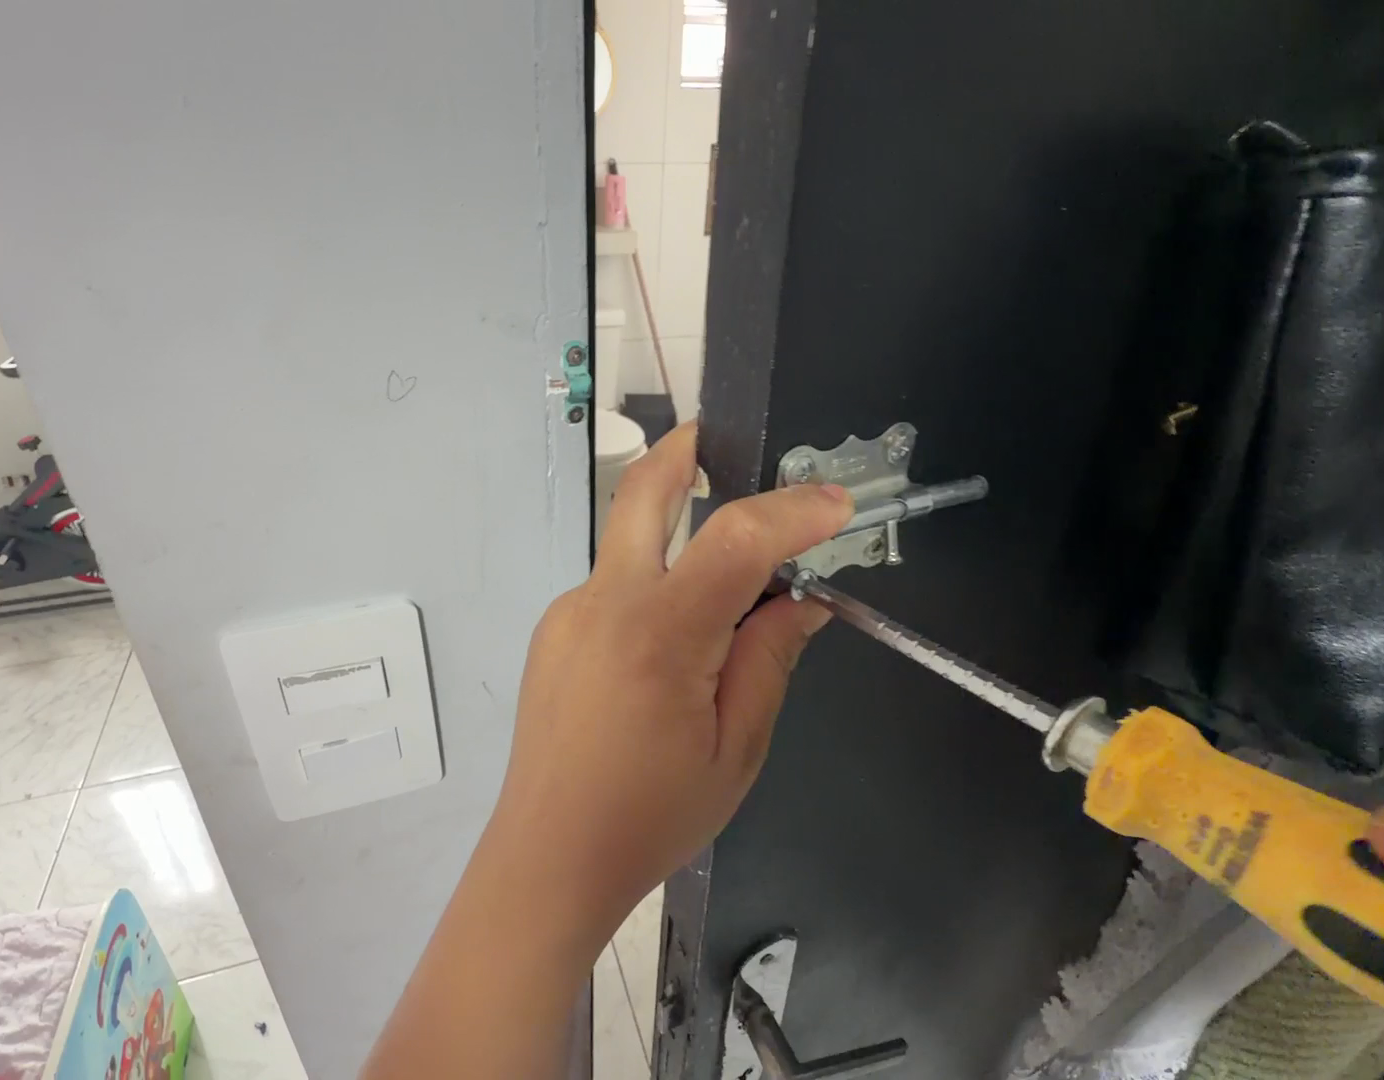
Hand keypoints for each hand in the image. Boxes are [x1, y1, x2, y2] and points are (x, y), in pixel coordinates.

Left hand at [362, 423, 851, 1079]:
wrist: (547, 857)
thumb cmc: (651, 815)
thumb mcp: (736, 748)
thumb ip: (768, 659)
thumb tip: (803, 598)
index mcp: (660, 633)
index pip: (735, 539)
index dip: (792, 511)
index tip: (836, 504)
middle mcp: (604, 602)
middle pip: (642, 493)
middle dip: (685, 451)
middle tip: (723, 437)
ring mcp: (568, 613)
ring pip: (629, 543)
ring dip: (676, 535)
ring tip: (729, 588)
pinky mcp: (552, 632)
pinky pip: (613, 587)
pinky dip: (653, 586)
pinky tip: (672, 645)